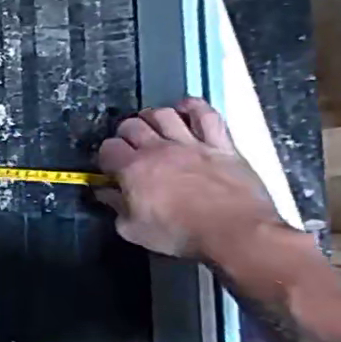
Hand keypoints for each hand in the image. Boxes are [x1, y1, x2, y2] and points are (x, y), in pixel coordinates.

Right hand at [95, 99, 287, 261]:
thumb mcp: (133, 230)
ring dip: (152, 117)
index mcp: (133, 169)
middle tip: (129, 146)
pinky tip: (186, 108)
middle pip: (132, 125)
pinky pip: (206, 115)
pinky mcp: (221, 144)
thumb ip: (115, 207)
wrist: (235, 233)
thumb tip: (105, 194)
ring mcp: (191, 144)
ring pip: (164, 114)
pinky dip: (193, 107)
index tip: (111, 167)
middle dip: (125, 133)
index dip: (106, 156)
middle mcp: (158, 149)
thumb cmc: (181, 234)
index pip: (108, 148)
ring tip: (152, 126)